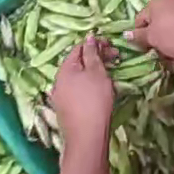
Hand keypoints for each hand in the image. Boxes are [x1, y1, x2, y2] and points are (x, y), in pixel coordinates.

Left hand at [49, 36, 116, 151]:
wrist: (87, 137)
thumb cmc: (94, 100)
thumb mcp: (96, 72)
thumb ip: (92, 53)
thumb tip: (89, 37)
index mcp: (64, 70)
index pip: (79, 48)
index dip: (95, 44)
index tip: (112, 46)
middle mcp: (58, 81)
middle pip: (78, 62)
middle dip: (96, 58)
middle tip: (115, 58)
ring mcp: (61, 97)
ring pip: (78, 77)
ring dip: (94, 71)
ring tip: (110, 73)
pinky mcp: (66, 109)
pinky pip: (77, 89)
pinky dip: (89, 84)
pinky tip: (100, 89)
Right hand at [126, 0, 173, 58]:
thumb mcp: (154, 39)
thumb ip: (139, 36)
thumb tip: (125, 33)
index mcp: (153, 3)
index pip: (140, 20)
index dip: (141, 35)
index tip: (149, 47)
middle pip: (155, 14)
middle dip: (157, 28)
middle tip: (163, 44)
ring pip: (170, 12)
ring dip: (169, 23)